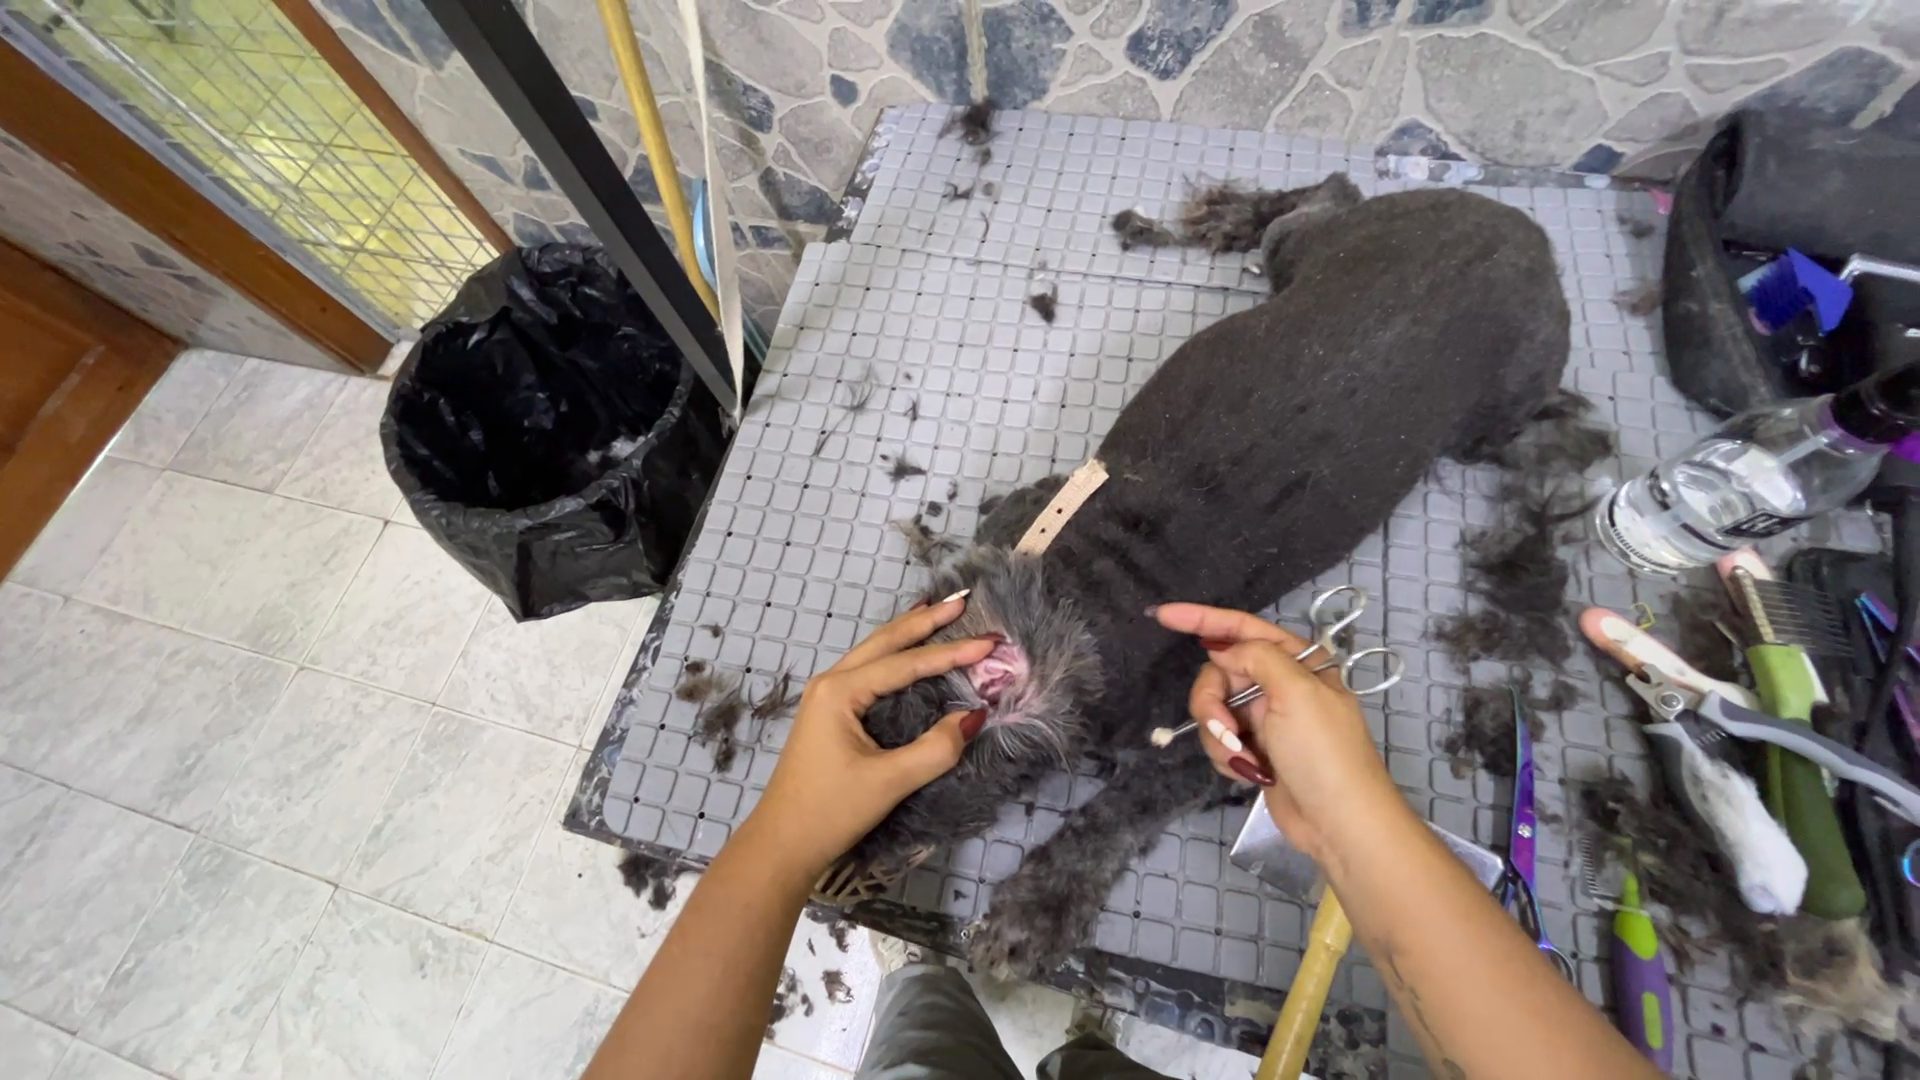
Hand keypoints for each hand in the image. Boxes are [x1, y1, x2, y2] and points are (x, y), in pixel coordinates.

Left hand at [738, 595, 996, 884]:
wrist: (780, 846)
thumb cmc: (830, 812)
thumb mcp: (889, 782)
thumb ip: (935, 749)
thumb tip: (974, 717)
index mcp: (841, 692)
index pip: (906, 664)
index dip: (951, 653)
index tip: (990, 642)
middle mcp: (831, 683)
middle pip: (886, 641)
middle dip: (926, 621)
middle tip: (962, 601)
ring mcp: (827, 696)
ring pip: (874, 651)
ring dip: (908, 632)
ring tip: (939, 613)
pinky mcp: (830, 712)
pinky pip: (869, 669)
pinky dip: (894, 653)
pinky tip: (906, 649)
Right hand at [1153, 603, 1398, 865]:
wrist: (1340, 825)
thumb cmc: (1325, 754)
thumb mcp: (1296, 693)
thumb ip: (1256, 657)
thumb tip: (1222, 650)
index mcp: (1296, 661)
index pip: (1240, 628)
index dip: (1200, 618)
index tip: (1163, 615)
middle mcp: (1278, 684)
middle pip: (1218, 673)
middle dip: (1212, 703)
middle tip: (1225, 730)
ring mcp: (1265, 717)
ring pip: (1213, 709)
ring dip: (1219, 736)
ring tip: (1243, 761)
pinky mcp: (1254, 748)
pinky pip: (1218, 738)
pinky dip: (1226, 755)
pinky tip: (1248, 772)